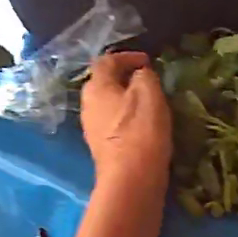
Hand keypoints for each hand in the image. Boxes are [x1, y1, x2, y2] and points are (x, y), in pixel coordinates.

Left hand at [80, 52, 171, 187]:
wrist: (129, 179)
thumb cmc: (140, 131)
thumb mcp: (149, 94)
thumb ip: (143, 76)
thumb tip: (138, 74)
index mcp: (96, 87)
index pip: (105, 61)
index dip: (126, 56)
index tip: (147, 61)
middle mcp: (87, 106)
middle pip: (101, 83)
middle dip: (121, 77)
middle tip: (144, 78)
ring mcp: (90, 128)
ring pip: (105, 104)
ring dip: (123, 98)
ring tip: (145, 100)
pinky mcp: (99, 146)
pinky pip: (109, 122)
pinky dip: (123, 116)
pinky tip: (139, 123)